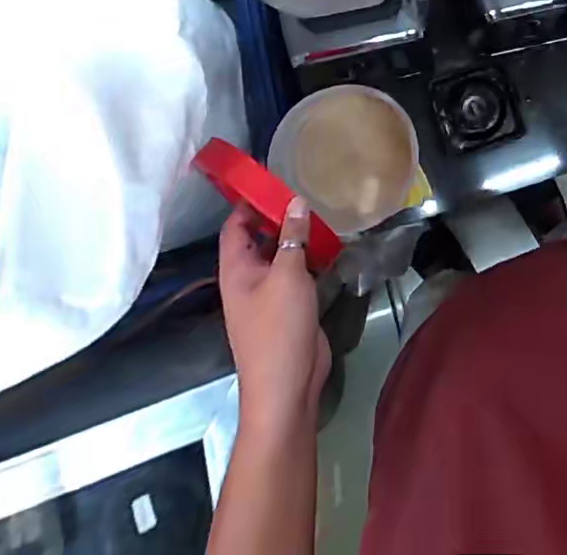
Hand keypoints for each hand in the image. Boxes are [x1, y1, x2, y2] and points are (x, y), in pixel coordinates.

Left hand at [218, 199, 329, 433]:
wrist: (287, 385)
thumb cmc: (278, 327)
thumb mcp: (287, 274)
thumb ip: (293, 236)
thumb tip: (296, 201)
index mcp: (236, 269)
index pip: (236, 225)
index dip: (250, 203)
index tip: (275, 181)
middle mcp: (248, 278)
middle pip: (259, 238)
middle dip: (279, 217)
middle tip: (307, 194)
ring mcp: (269, 294)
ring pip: (281, 255)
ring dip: (297, 237)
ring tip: (322, 214)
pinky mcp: (290, 306)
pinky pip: (296, 273)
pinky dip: (309, 258)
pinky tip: (330, 247)